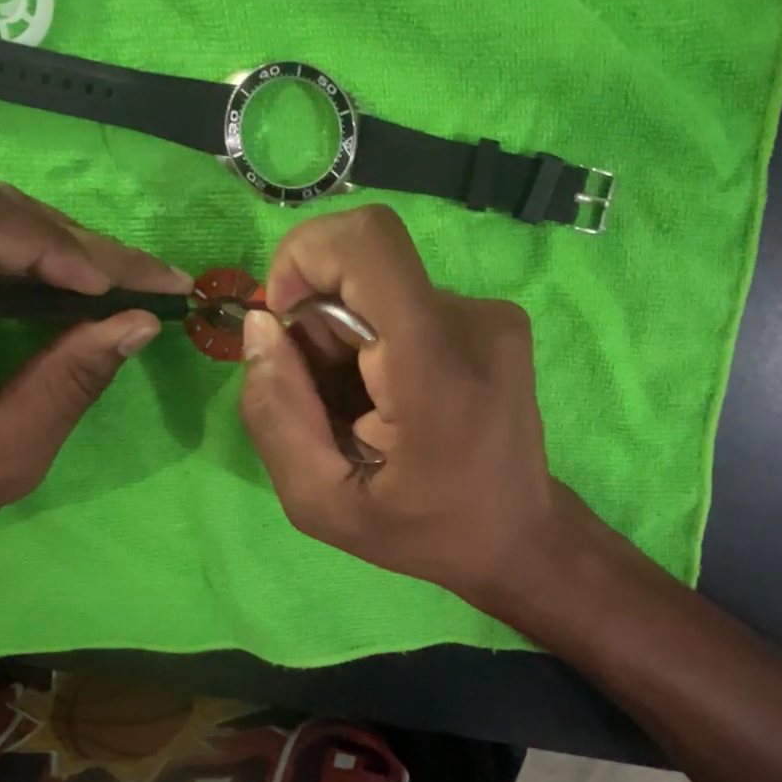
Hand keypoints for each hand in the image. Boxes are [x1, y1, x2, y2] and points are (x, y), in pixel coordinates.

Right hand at [237, 206, 573, 605]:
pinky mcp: (498, 320)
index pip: (368, 245)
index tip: (284, 315)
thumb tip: (262, 326)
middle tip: (330, 401)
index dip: (306, 256)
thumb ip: (277, 415)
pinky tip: (397, 401)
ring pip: (384, 290)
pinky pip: (411, 303)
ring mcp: (494, 317)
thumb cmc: (422, 532)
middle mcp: (474, 325)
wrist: (518, 536)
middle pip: (363, 272)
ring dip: (351, 341)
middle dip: (320, 325)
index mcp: (435, 374)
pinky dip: (383, 342)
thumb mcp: (323, 504)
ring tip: (368, 412)